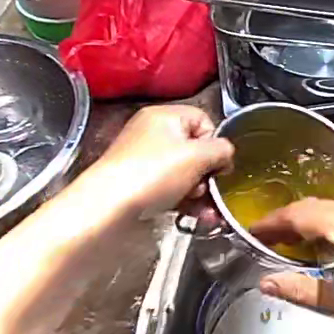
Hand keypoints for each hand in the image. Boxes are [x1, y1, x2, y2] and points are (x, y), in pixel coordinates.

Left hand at [73, 104, 233, 219]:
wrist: (107, 209)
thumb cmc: (150, 175)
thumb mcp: (197, 156)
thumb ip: (222, 150)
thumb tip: (226, 155)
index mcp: (165, 116)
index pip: (204, 121)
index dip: (215, 144)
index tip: (217, 165)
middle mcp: (152, 134)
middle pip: (196, 150)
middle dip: (208, 174)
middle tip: (206, 189)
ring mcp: (144, 160)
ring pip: (185, 173)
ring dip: (200, 193)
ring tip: (205, 211)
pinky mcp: (139, 186)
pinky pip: (171, 189)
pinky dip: (184, 202)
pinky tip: (194, 216)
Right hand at [251, 199, 333, 333]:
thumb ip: (304, 291)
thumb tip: (266, 283)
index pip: (302, 214)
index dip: (273, 222)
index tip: (250, 231)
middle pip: (314, 207)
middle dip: (285, 220)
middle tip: (260, 238)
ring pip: (328, 210)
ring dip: (303, 221)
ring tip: (280, 241)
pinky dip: (320, 225)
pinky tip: (314, 245)